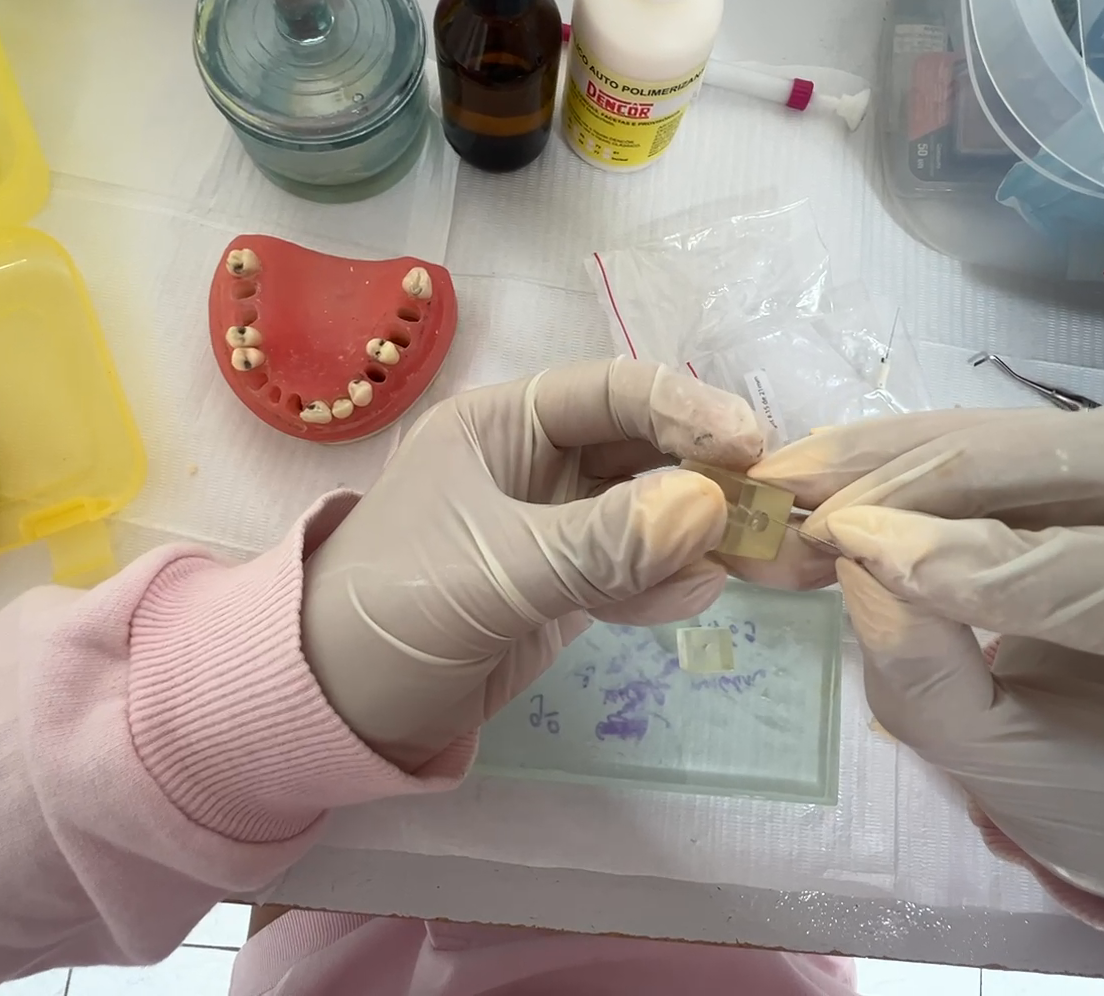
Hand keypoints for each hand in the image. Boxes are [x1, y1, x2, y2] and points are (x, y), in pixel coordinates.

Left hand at [302, 360, 762, 770]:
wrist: (335, 710)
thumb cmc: (389, 613)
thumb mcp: (491, 571)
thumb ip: (597, 543)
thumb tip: (706, 507)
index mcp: (501, 427)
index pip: (607, 393)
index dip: (681, 406)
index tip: (746, 443)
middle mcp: (533, 465)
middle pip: (639, 450)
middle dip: (703, 473)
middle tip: (767, 502)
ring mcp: (552, 526)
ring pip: (644, 513)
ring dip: (696, 532)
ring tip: (753, 555)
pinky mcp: (563, 584)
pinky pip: (628, 570)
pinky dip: (661, 581)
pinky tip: (694, 593)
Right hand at [752, 407, 1103, 909]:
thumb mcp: (1011, 776)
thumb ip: (933, 680)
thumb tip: (858, 558)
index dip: (1021, 567)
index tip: (869, 558)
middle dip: (962, 471)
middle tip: (830, 502)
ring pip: (1079, 431)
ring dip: (926, 447)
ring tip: (810, 472)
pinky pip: (1040, 440)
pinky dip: (931, 449)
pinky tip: (851, 464)